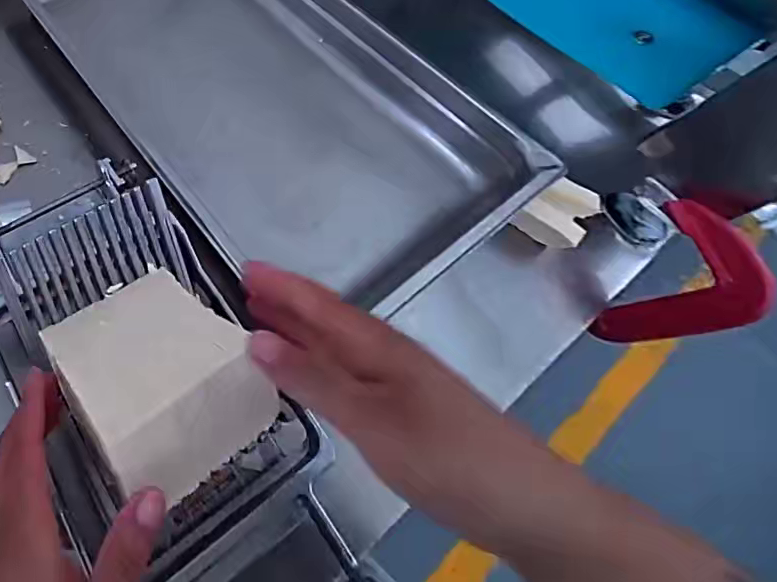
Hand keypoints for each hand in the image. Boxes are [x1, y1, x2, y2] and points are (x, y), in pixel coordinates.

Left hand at [0, 369, 165, 581]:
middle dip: (27, 418)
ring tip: (47, 427)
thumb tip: (151, 499)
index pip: (21, 448)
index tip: (41, 376)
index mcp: (21, 526)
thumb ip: (125, 552)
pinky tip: (38, 490)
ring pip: (1, 477)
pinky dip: (19, 474)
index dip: (31, 408)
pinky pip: (2, 501)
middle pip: (7, 456)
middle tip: (50, 390)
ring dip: (21, 445)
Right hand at [241, 262, 738, 581]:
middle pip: (323, 317)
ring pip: (334, 342)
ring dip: (297, 328)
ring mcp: (397, 379)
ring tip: (261, 319)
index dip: (279, 284)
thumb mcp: (370, 421)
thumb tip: (254, 338)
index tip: (242, 267)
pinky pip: (346, 367)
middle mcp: (383, 352)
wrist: (535, 508)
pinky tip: (308, 371)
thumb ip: (312, 379)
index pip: (315, 303)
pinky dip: (316, 358)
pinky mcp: (405, 406)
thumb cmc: (448, 457)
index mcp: (373, 344)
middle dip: (283, 301)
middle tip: (241, 289)